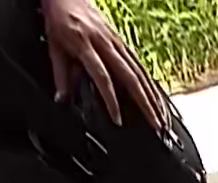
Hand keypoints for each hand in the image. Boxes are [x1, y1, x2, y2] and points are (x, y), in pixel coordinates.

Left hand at [41, 0, 166, 131]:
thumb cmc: (60, 20)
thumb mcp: (54, 47)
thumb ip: (60, 76)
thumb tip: (62, 101)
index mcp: (84, 43)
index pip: (102, 76)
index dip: (111, 100)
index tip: (118, 120)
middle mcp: (105, 42)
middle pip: (131, 77)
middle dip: (146, 105)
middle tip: (156, 126)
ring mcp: (117, 43)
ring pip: (141, 74)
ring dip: (155, 100)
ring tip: (163, 120)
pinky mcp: (124, 44)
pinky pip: (142, 69)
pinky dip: (153, 89)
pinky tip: (160, 104)